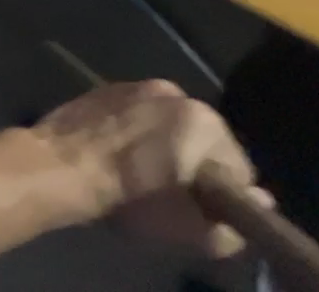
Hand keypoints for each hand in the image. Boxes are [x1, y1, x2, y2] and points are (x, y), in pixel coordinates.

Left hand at [31, 79, 269, 255]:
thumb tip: (260, 201)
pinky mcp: (103, 87)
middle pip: (203, 142)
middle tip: (172, 194)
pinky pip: (136, 115)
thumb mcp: (194, 232)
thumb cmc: (132, 199)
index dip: (226, 197)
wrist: (59, 167)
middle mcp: (174, 93)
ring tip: (142, 174)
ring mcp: (134, 85)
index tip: (203, 211)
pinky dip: (135, 132)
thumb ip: (236, 224)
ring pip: (169, 127)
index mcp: (204, 122)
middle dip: (195, 167)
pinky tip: (119, 153)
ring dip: (165, 147)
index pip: (238, 169)